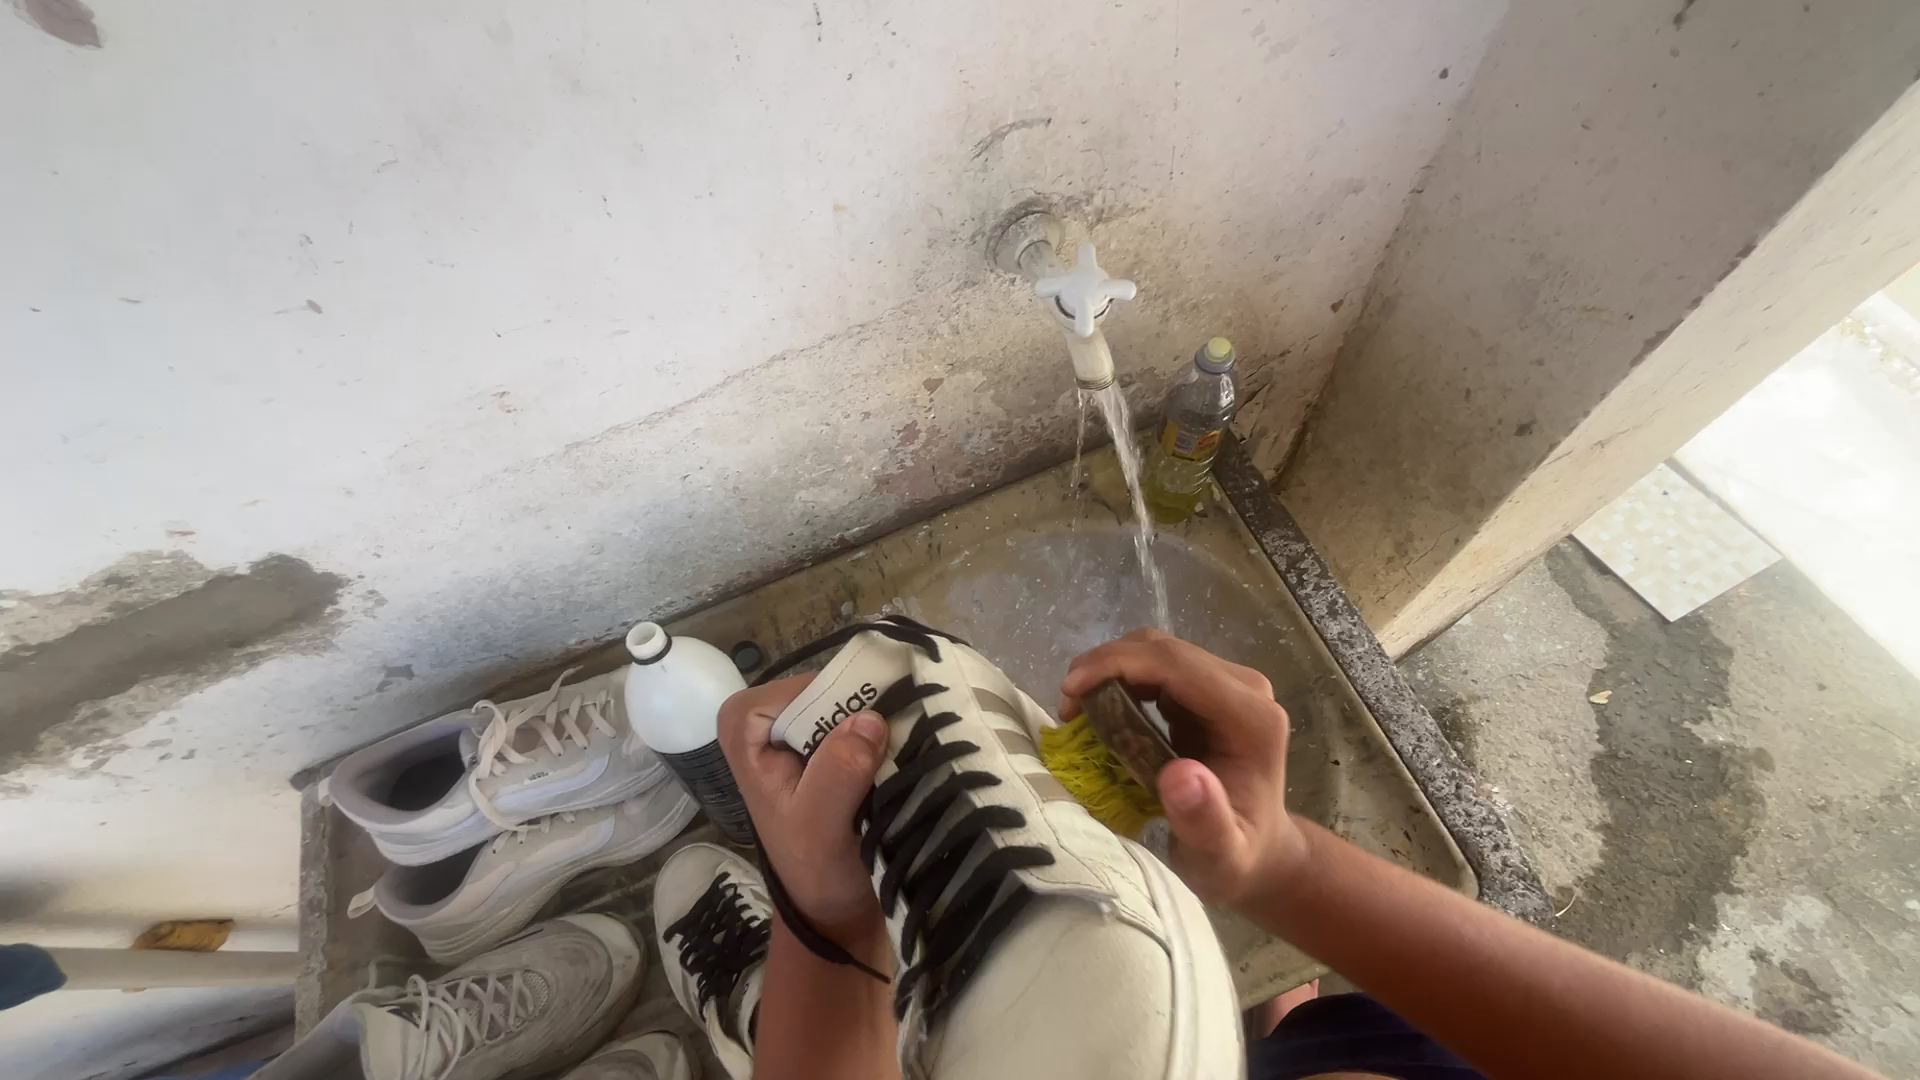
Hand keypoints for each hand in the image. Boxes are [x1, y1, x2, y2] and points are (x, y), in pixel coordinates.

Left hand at [717, 675, 887, 933]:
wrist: (835, 908)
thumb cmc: (815, 873)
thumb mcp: (819, 830)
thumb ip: (836, 774)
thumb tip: (868, 720)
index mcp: (745, 731)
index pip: (796, 688)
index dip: (834, 706)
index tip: (865, 736)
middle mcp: (771, 720)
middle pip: (830, 688)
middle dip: (866, 712)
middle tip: (895, 746)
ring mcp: (804, 730)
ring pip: (853, 701)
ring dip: (885, 724)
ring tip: (904, 756)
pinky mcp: (833, 743)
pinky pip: (868, 719)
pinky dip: (889, 736)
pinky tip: (906, 758)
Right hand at [1059, 628, 1309, 909]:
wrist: (1260, 852)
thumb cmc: (1236, 858)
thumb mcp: (1221, 856)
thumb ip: (1204, 820)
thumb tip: (1181, 774)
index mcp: (1252, 718)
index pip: (1177, 666)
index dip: (1119, 666)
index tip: (1070, 692)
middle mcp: (1244, 689)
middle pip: (1163, 650)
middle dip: (1105, 666)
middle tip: (1065, 705)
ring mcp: (1226, 684)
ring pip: (1155, 651)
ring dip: (1107, 669)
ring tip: (1074, 706)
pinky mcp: (1206, 688)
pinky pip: (1155, 665)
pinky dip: (1118, 677)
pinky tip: (1096, 706)